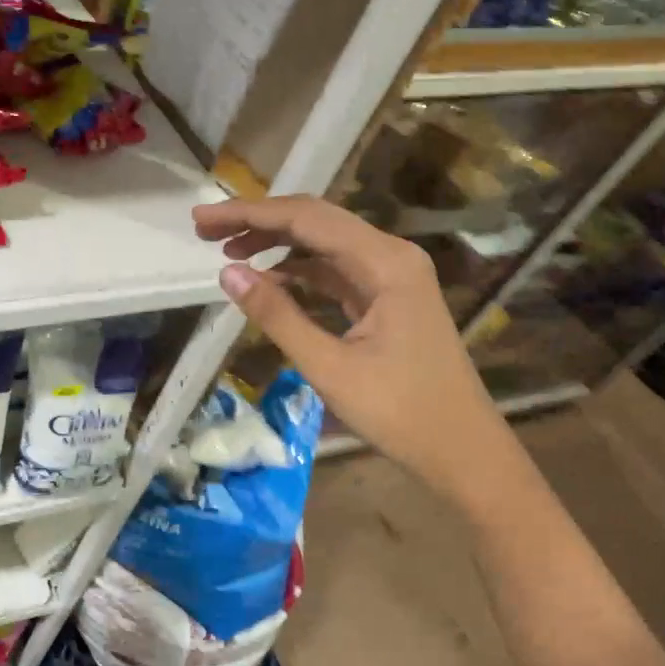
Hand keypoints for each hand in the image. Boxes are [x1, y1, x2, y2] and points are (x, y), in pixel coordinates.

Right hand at [192, 195, 507, 487]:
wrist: (462, 451)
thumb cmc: (399, 411)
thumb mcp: (328, 366)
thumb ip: (276, 315)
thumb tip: (226, 273)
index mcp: (385, 263)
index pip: (306, 219)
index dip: (249, 214)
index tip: (202, 219)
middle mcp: (391, 256)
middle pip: (315, 220)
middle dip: (257, 221)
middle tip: (205, 231)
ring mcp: (391, 276)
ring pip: (323, 242)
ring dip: (275, 242)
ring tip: (226, 251)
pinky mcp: (386, 298)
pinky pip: (333, 269)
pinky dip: (296, 268)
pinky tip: (266, 279)